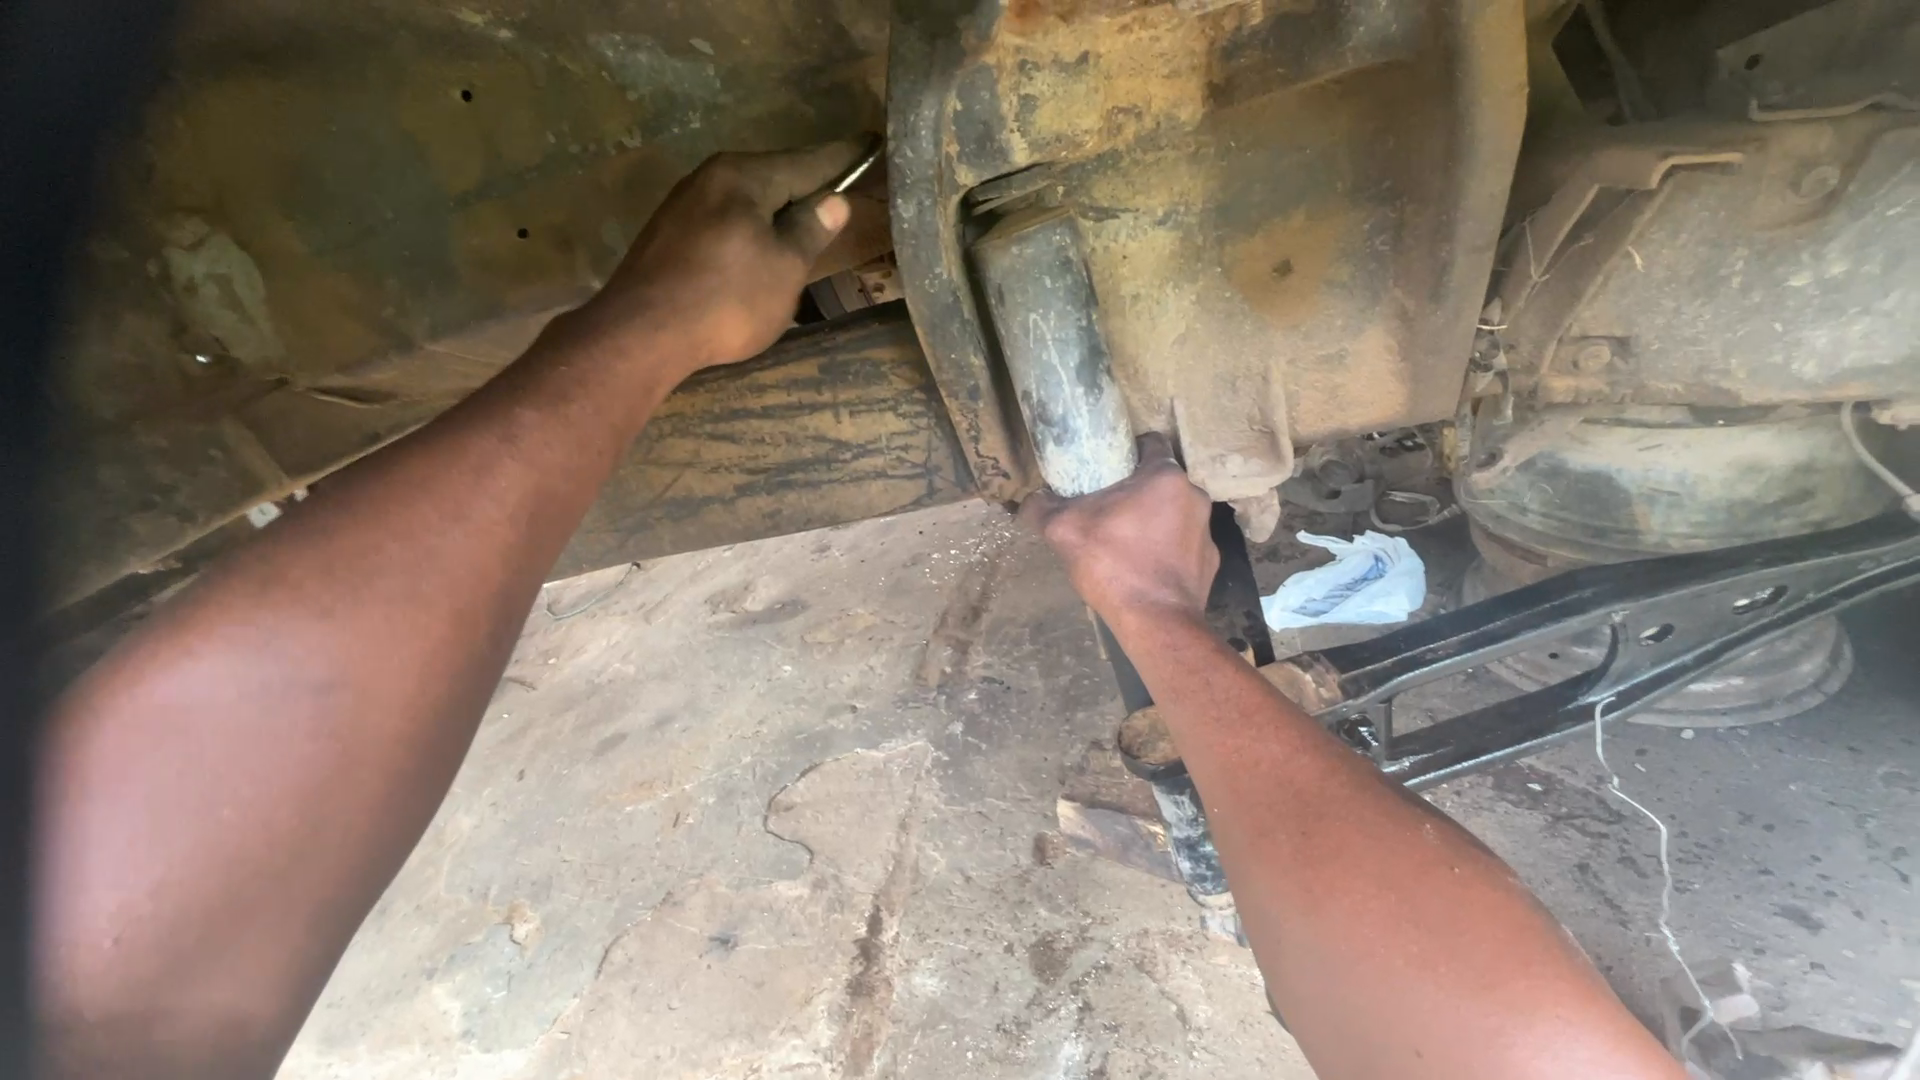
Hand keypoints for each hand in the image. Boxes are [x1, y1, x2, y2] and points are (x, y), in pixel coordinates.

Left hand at [570, 140, 864, 377]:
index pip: (806, 162)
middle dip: (805, 189)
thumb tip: (834, 201)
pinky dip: (750, 234)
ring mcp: (684, 207)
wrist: (644, 333)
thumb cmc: (728, 299)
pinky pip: (724, 226)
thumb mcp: (785, 267)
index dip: (841, 160)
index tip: (869, 146)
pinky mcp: (669, 238)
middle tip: (839, 195)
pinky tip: (758, 255)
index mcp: (743, 177)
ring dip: (775, 216)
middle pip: (772, 180)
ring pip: (745, 205)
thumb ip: (810, 230)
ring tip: (803, 230)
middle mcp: (710, 179)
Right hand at [1022, 433, 1218, 626]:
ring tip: (1124, 542)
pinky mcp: (1210, 562)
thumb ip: (1042, 508)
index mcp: (1165, 477)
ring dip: (1153, 520)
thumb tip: (1030, 499)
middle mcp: (1194, 497)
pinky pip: (1184, 546)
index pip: (1151, 443)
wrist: (1154, 621)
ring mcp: (1207, 531)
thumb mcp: (1063, 530)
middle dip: (1137, 491)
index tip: (1107, 467)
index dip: (1128, 450)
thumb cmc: (1112, 564)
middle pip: (1161, 482)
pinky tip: (1144, 568)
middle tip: (1108, 508)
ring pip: (1175, 513)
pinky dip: (1166, 551)